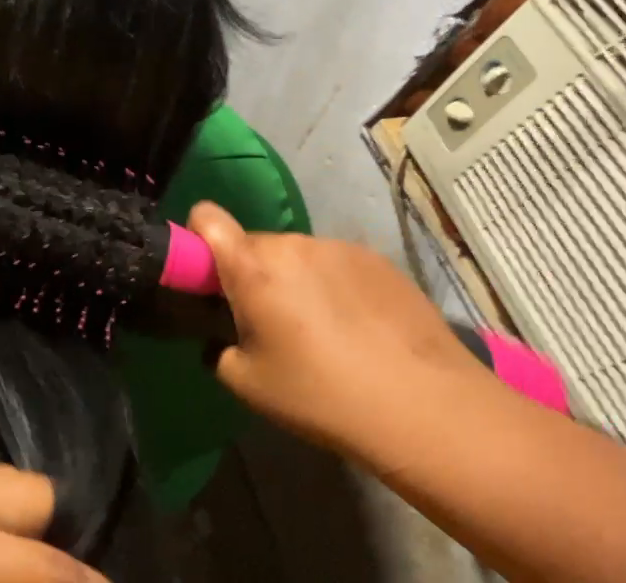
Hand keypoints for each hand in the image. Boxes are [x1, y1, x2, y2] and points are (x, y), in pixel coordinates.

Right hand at [187, 203, 497, 461]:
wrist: (427, 409)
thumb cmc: (321, 396)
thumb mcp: (246, 383)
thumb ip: (218, 348)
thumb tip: (224, 337)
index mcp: (251, 265)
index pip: (206, 217)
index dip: (199, 241)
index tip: (210, 281)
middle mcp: (292, 243)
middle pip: (255, 246)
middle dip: (254, 276)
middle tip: (272, 327)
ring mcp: (340, 248)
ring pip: (298, 257)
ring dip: (297, 282)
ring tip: (326, 335)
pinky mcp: (380, 261)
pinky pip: (338, 266)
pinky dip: (337, 288)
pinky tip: (362, 332)